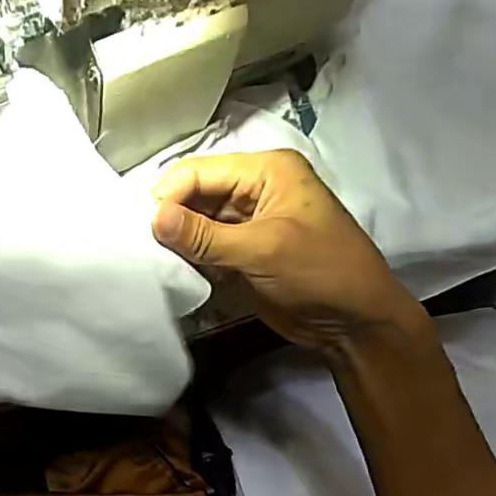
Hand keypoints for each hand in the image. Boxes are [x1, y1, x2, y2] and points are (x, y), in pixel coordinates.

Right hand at [152, 150, 436, 356]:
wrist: (354, 323)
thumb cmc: (320, 273)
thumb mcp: (263, 249)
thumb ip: (205, 235)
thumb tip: (153, 218)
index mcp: (266, 171)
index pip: (201, 171)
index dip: (169, 196)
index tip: (143, 229)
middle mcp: (254, 190)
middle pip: (195, 195)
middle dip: (170, 218)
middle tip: (141, 247)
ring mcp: (247, 223)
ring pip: (197, 223)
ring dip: (176, 241)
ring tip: (151, 261)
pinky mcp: (242, 254)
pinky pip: (205, 248)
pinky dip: (189, 258)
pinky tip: (171, 271)